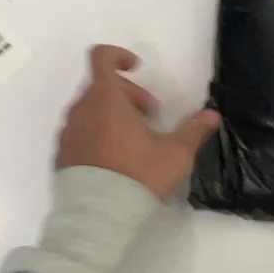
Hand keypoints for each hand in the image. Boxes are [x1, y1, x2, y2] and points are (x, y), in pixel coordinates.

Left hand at [56, 45, 221, 199]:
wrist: (97, 216)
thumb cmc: (137, 176)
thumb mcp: (173, 154)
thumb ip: (193, 131)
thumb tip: (212, 115)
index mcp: (106, 100)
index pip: (102, 58)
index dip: (118, 56)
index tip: (136, 68)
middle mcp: (81, 110)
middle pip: (101, 86)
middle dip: (126, 93)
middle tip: (148, 116)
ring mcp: (68, 132)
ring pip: (89, 109)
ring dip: (111, 114)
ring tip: (133, 140)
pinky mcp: (61, 155)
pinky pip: (79, 132)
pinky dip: (96, 133)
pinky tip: (114, 159)